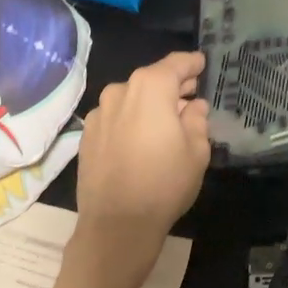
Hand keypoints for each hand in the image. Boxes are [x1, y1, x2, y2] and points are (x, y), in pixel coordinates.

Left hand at [74, 51, 210, 252]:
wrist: (117, 223)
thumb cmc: (165, 183)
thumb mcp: (196, 151)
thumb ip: (197, 120)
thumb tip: (193, 106)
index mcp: (150, 88)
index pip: (175, 64)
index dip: (191, 63)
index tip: (201, 64)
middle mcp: (119, 91)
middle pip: (150, 80)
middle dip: (171, 86)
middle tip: (189, 95)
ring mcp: (98, 114)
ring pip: (130, 100)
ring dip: (148, 106)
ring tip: (165, 123)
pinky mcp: (87, 137)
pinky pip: (115, 120)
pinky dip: (130, 122)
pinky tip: (140, 142)